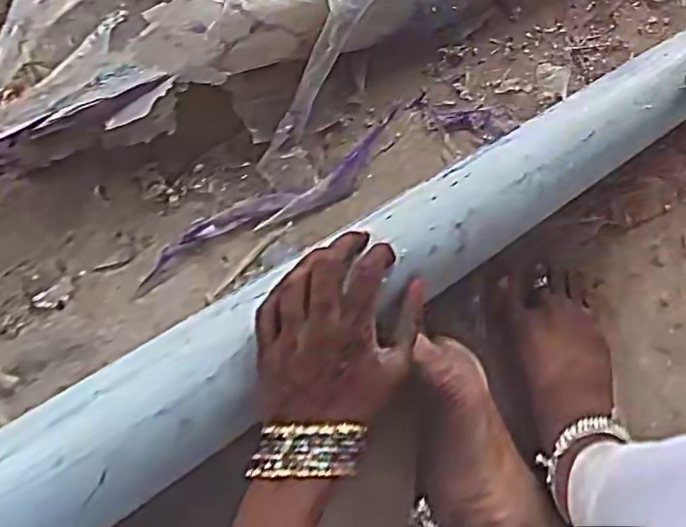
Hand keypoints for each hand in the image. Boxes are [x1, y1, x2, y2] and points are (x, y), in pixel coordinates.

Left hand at [256, 232, 423, 424]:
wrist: (312, 444)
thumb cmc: (359, 404)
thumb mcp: (398, 366)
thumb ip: (411, 321)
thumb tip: (418, 284)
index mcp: (353, 331)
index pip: (365, 274)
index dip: (378, 254)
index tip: (386, 252)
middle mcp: (319, 329)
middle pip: (325, 269)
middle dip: (343, 245)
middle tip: (357, 240)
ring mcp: (289, 338)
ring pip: (294, 282)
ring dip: (313, 260)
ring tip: (328, 252)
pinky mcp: (267, 350)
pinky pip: (268, 307)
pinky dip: (283, 286)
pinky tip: (297, 278)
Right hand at [503, 267, 614, 449]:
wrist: (579, 423)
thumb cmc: (540, 408)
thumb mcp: (516, 373)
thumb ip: (514, 340)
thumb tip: (514, 323)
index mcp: (523, 325)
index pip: (509, 293)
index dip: (505, 284)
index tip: (502, 276)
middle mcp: (549, 311)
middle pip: (541, 282)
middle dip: (535, 278)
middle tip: (531, 273)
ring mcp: (576, 313)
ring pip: (566, 281)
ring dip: (559, 280)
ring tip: (554, 276)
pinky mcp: (595, 322)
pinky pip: (584, 297)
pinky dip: (578, 293)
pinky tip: (576, 295)